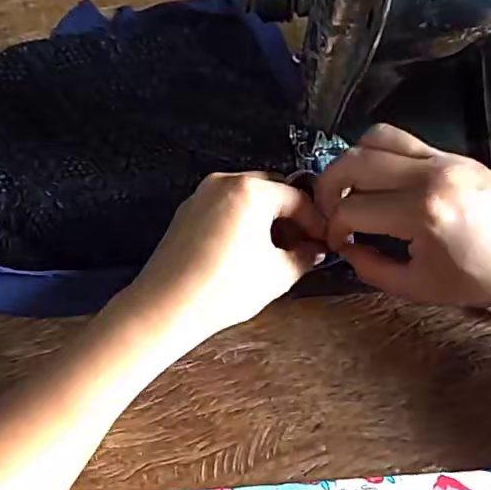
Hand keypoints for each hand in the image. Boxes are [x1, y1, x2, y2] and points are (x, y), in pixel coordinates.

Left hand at [118, 172, 328, 342]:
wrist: (166, 306)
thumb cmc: (221, 289)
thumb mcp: (277, 274)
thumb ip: (304, 256)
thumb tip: (314, 249)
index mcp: (250, 190)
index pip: (297, 197)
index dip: (315, 222)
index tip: (324, 240)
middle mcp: (223, 183)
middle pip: (270, 190)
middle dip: (290, 216)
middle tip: (302, 245)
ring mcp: (200, 196)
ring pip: (246, 198)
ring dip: (266, 218)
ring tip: (276, 252)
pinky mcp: (185, 213)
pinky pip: (223, 208)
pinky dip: (241, 222)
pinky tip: (246, 252)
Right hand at [315, 124, 490, 311]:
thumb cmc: (489, 277)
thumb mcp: (419, 287)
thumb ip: (372, 269)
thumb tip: (348, 251)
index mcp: (422, 212)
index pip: (351, 209)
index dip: (334, 229)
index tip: (339, 243)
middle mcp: (430, 176)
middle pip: (352, 163)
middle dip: (327, 188)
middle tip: (330, 211)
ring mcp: (443, 160)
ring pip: (374, 138)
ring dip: (351, 162)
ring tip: (350, 189)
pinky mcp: (453, 155)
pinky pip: (402, 140)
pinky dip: (379, 155)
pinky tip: (381, 182)